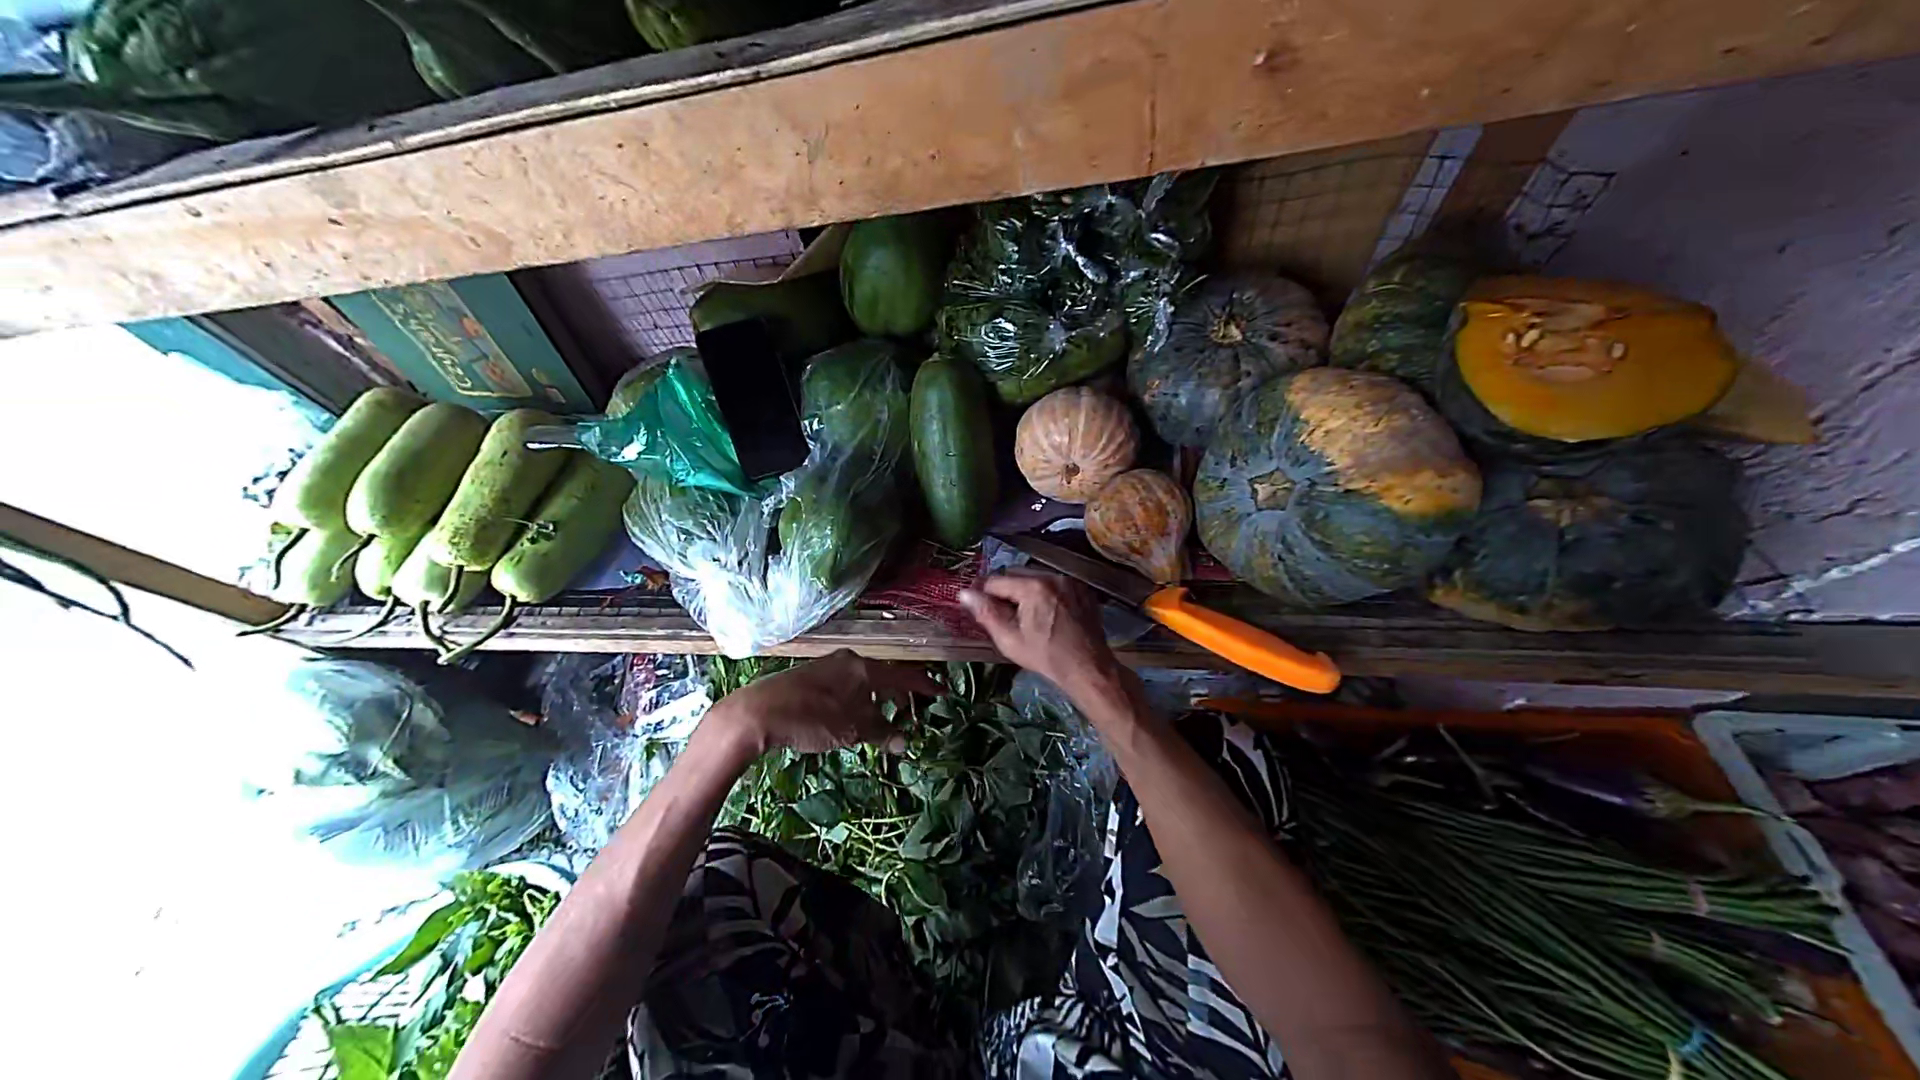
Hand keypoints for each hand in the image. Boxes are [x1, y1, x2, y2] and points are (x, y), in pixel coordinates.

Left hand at [700, 649, 941, 761]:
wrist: (758, 713)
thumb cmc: (812, 718)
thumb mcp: (852, 729)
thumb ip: (882, 733)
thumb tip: (905, 742)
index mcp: (865, 667)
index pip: (905, 675)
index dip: (925, 686)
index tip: (943, 693)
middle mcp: (848, 661)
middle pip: (884, 676)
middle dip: (899, 696)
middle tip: (910, 714)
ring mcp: (827, 668)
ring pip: (863, 682)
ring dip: (876, 701)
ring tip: (881, 723)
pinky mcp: (809, 679)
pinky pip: (845, 687)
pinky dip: (857, 702)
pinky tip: (850, 720)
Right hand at [957, 569, 1122, 697]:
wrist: (1088, 668)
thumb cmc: (1046, 656)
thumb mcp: (1009, 639)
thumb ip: (986, 613)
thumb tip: (965, 593)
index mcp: (1033, 586)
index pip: (995, 580)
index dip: (982, 592)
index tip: (976, 603)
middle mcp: (1052, 576)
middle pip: (1016, 573)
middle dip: (1004, 590)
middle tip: (1001, 613)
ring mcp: (1070, 581)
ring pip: (1035, 577)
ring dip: (1024, 590)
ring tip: (1023, 614)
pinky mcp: (1082, 589)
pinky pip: (1054, 584)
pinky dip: (1045, 593)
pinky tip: (1045, 614)